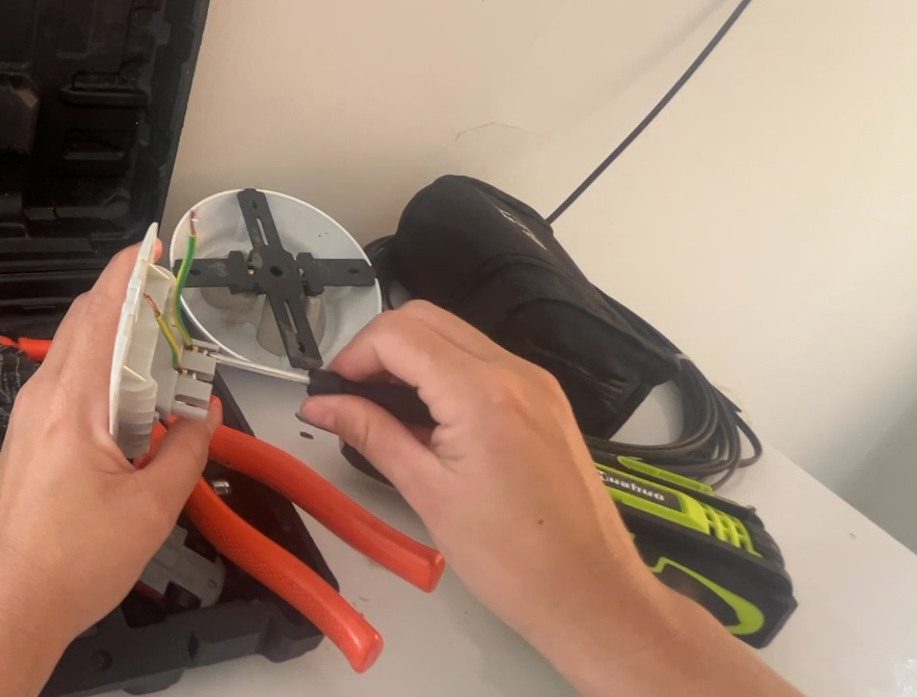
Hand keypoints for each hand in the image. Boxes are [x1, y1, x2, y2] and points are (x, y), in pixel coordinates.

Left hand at [0, 242, 216, 696]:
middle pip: (83, 322)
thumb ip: (186, 451)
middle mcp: (44, 396)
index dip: (123, 272)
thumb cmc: (73, 562)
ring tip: (154, 341)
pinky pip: (65, 380)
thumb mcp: (151, 509)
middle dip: (122, 297)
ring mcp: (30, 413)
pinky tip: (126, 394)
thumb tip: (205, 415)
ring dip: (111, 335)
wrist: (9, 605)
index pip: (99, 315)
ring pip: (72, 349)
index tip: (147, 245)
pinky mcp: (28, 433)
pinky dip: (98, 368)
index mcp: (73, 403)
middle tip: (163, 291)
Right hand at [299, 301, 797, 696]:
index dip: (354, 354)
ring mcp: (533, 380)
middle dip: (376, 345)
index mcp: (481, 393)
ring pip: (449, 330)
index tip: (333, 389)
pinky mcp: (542, 396)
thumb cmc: (513, 558)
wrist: (597, 599)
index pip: (397, 334)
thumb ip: (369, 433)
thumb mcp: (426, 492)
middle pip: (421, 316)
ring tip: (383, 403)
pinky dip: (438, 366)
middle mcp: (512, 371)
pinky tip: (425, 413)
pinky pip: (476, 355)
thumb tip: (319, 405)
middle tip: (352, 391)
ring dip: (406, 352)